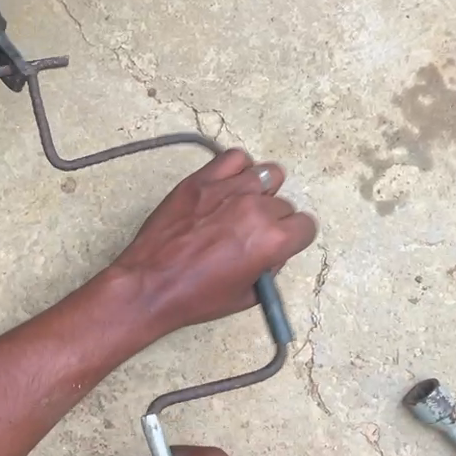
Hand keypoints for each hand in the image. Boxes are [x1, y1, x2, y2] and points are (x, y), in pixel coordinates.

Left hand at [106, 149, 316, 336]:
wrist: (150, 283)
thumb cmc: (195, 296)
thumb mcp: (247, 295)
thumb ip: (270, 267)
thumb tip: (274, 250)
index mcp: (272, 240)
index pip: (306, 226)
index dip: (294, 237)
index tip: (281, 242)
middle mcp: (255, 209)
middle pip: (283, 203)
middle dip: (273, 219)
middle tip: (249, 233)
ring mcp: (227, 190)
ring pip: (266, 174)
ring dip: (259, 191)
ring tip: (241, 206)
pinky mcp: (201, 180)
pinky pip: (234, 158)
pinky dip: (237, 168)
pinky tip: (228, 185)